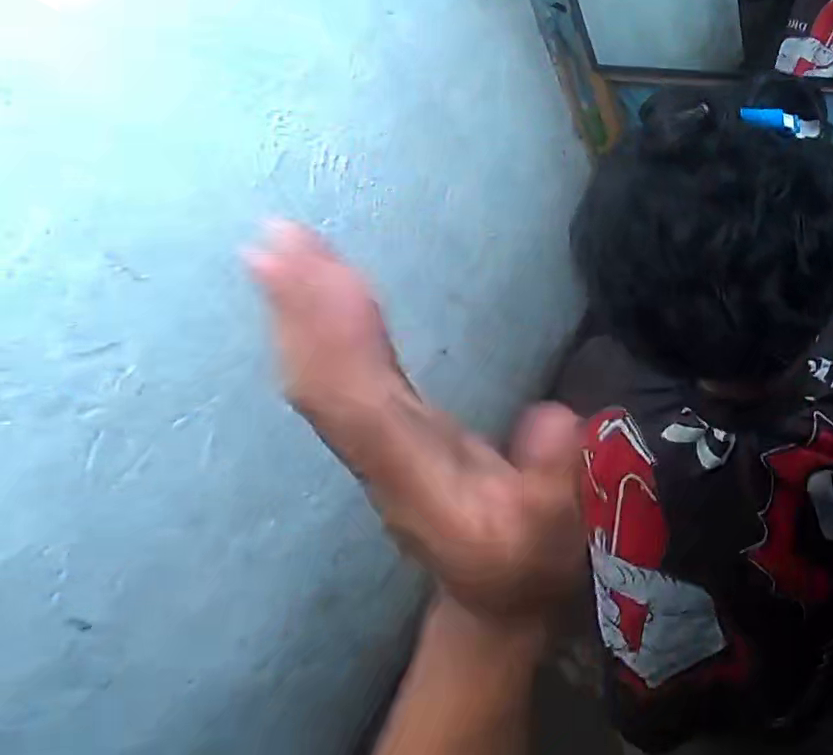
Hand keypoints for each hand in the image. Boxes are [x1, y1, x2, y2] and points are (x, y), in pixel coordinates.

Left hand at [245, 221, 584, 627]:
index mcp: (416, 470)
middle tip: (279, 237)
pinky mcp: (395, 436)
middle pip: (325, 379)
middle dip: (302, 307)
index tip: (317, 269)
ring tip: (289, 254)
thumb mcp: (553, 528)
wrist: (498, 595)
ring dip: (305, 313)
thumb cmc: (529, 560)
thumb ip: (553, 477)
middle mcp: (383, 452)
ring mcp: (383, 445)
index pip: (359, 396)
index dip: (336, 334)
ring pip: (327, 377)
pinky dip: (332, 333)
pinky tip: (330, 303)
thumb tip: (550, 413)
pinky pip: (349, 379)